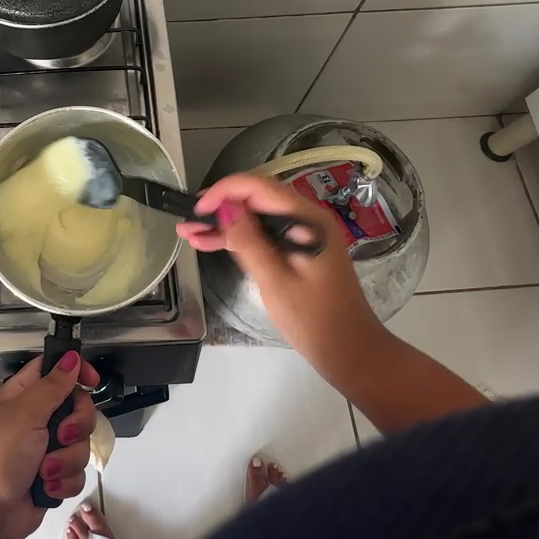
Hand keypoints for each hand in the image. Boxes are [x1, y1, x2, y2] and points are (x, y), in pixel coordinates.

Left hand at [0, 350, 101, 538]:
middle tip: (61, 435)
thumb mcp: (24, 414)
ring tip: (44, 472)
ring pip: (80, 442)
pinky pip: (77, 471)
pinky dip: (64, 481)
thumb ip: (52, 385)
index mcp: (23, 395)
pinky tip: (46, 488)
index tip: (92, 380)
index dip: (75, 370)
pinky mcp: (53, 476)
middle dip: (76, 425)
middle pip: (77, 407)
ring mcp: (45, 448)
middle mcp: (36, 418)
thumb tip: (71, 357)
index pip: (54, 369)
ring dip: (66, 460)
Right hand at [178, 174, 386, 381]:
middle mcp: (306, 217)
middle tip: (187, 221)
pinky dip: (239, 238)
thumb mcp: (275, 281)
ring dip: (224, 224)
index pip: (258, 187)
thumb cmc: (314, 319)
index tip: (197, 210)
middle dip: (220, 207)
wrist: (350, 351)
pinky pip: (263, 233)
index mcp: (306, 219)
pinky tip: (210, 243)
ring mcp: (302, 232)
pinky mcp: (297, 248)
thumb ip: (248, 241)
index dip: (223, 192)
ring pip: (256, 216)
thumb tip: (224, 207)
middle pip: (256, 198)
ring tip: (189, 233)